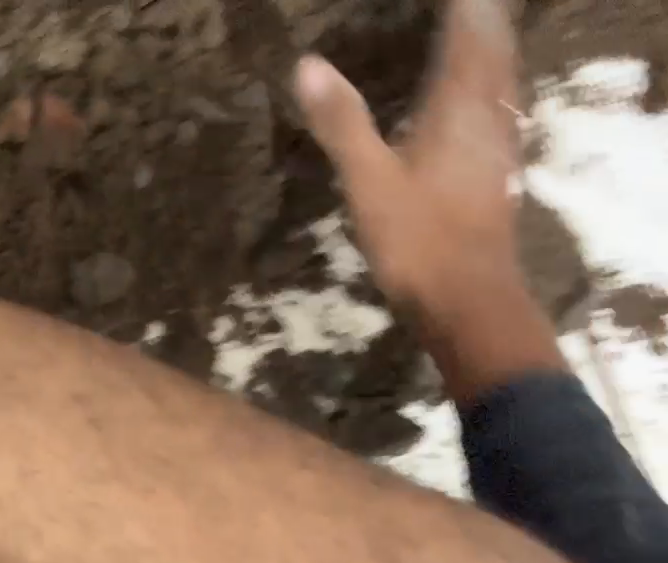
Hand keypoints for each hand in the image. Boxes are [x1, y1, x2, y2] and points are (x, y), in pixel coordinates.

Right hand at [296, 0, 562, 401]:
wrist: (462, 291)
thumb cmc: (414, 236)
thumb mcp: (367, 179)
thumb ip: (341, 123)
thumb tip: (307, 66)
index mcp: (458, 112)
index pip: (467, 42)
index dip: (461, 13)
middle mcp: (487, 120)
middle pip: (493, 58)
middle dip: (479, 29)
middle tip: (464, 10)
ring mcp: (496, 149)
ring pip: (499, 87)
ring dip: (488, 59)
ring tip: (473, 41)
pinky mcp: (493, 174)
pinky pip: (494, 117)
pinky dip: (486, 97)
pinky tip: (475, 109)